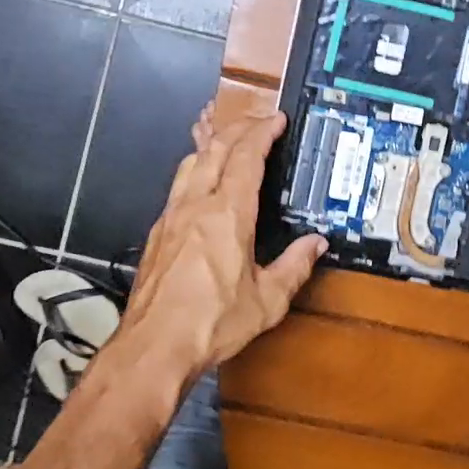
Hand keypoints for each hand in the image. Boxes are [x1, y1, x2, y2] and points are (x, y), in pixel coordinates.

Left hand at [120, 103, 325, 376]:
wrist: (153, 347)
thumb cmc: (210, 324)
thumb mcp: (267, 301)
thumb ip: (294, 267)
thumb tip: (315, 246)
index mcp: (228, 214)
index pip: (246, 156)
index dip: (263, 132)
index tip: (276, 121)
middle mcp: (196, 206)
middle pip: (215, 148)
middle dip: (239, 129)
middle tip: (258, 124)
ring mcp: (171, 217)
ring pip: (189, 163)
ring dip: (211, 144)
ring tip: (226, 141)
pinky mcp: (158, 234)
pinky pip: (177, 187)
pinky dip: (194, 171)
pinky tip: (199, 185)